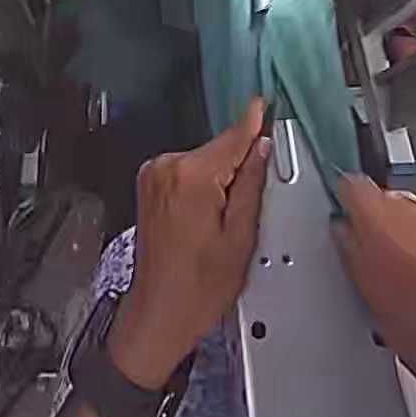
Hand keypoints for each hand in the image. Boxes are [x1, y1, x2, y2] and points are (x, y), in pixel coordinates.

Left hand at [110, 99, 270, 389]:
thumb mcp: (241, 237)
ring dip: (220, 176)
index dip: (254, 123)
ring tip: (221, 220)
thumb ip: (252, 185)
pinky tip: (205, 215)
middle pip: (219, 149)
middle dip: (239, 166)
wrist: (158, 314)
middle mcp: (167, 167)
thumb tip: (261, 149)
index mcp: (192, 177)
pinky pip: (187, 169)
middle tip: (245, 205)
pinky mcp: (149, 182)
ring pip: (204, 159)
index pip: (233, 137)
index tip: (266, 103)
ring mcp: (153, 174)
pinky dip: (202, 182)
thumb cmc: (199, 287)